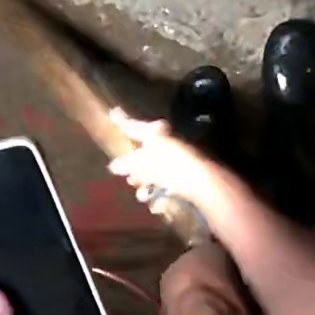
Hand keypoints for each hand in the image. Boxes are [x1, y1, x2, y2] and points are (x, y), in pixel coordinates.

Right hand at [107, 108, 229, 213]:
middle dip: (134, 167)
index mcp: (154, 135)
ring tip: (144, 194)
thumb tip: (114, 166)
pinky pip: (164, 184)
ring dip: (145, 184)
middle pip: (144, 153)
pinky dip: (158, 193)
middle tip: (130, 177)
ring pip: (152, 172)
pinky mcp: (183, 177)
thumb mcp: (139, 164)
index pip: (133, 126)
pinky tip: (156, 202)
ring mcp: (175, 161)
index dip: (123, 120)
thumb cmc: (166, 167)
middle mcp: (165, 144)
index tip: (114, 112)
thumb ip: (125, 164)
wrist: (200, 182)